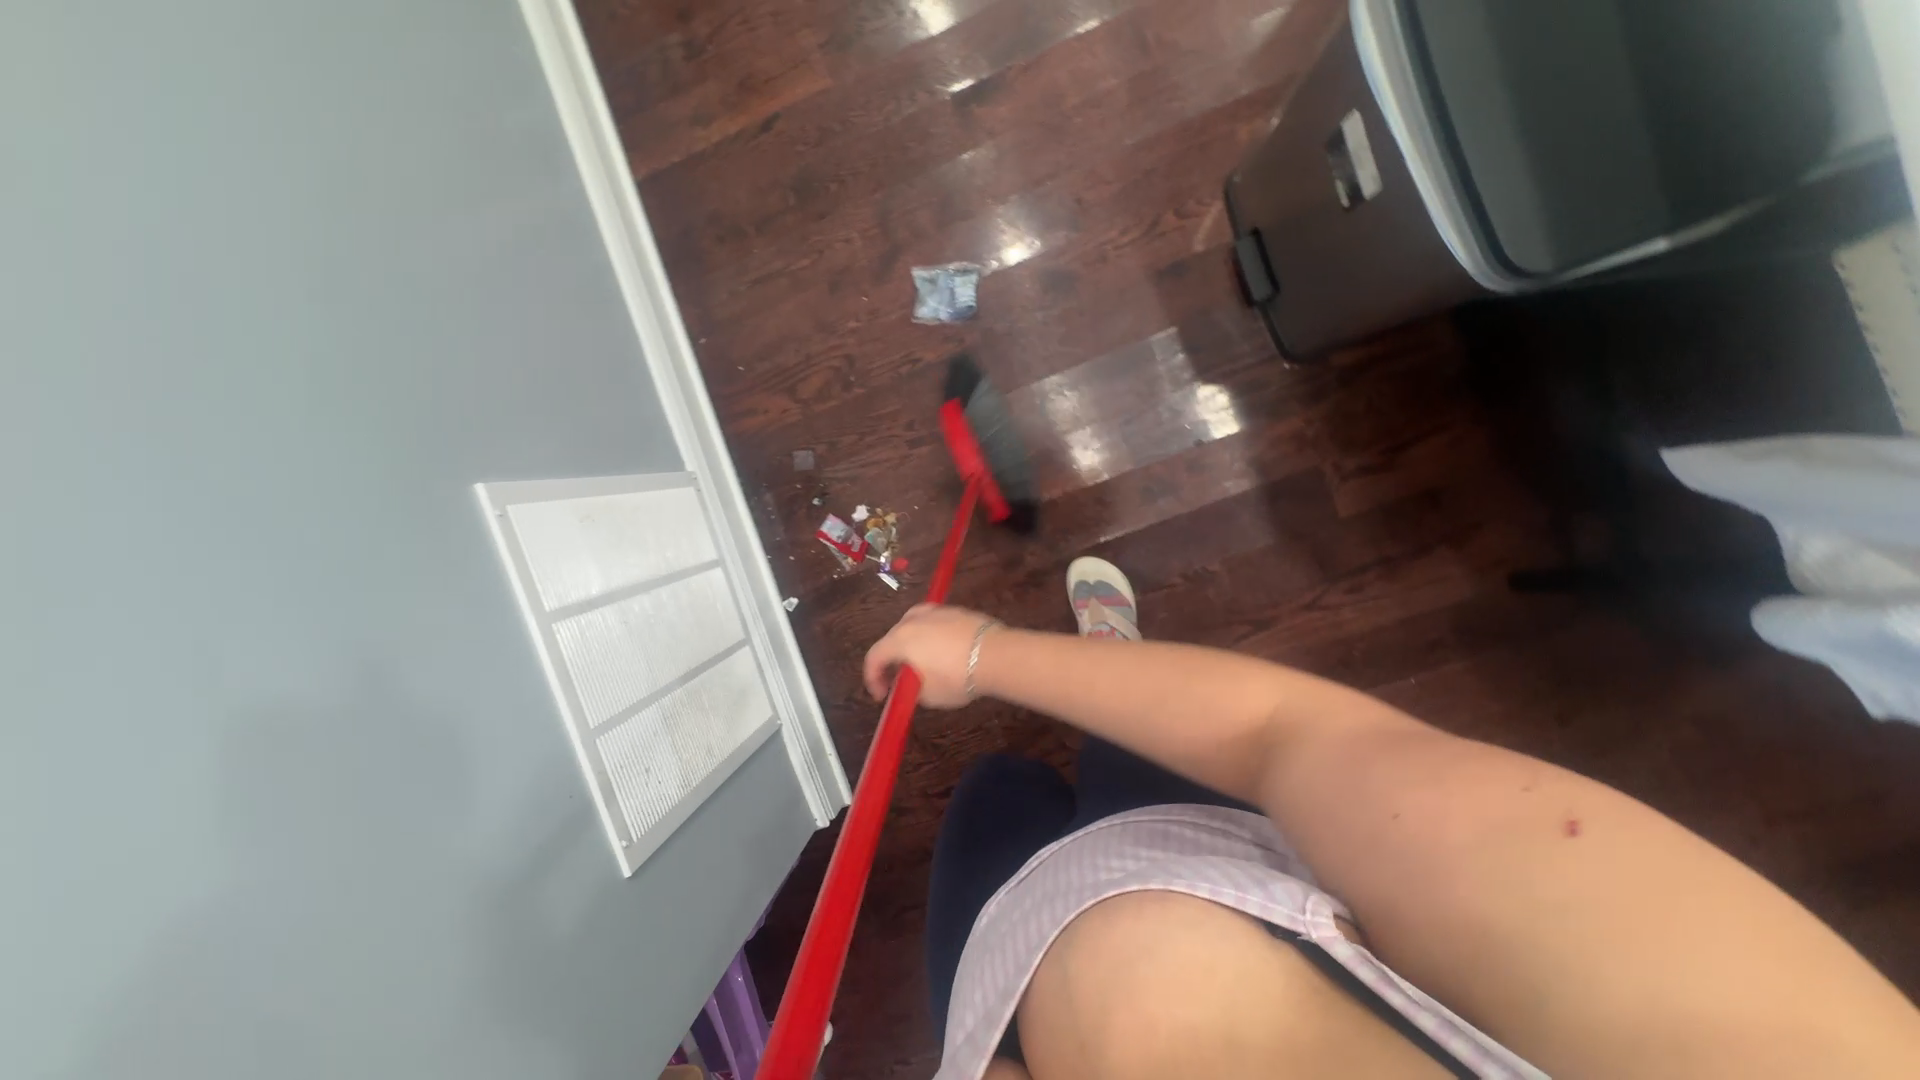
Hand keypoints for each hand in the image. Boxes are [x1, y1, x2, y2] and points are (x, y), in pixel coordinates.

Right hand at [862, 604, 1000, 707]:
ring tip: (919, 661)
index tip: (881, 696)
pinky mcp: (956, 610)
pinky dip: (930, 636)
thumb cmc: (956, 677)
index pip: (874, 656)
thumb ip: (911, 688)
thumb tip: (911, 683)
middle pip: (892, 638)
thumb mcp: (928, 695)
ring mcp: (936, 611)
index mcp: (900, 639)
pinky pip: (934, 622)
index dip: (873, 678)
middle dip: (892, 660)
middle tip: (900, 680)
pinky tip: (942, 649)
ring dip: (910, 644)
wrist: (996, 655)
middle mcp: (913, 620)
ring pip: (912, 625)